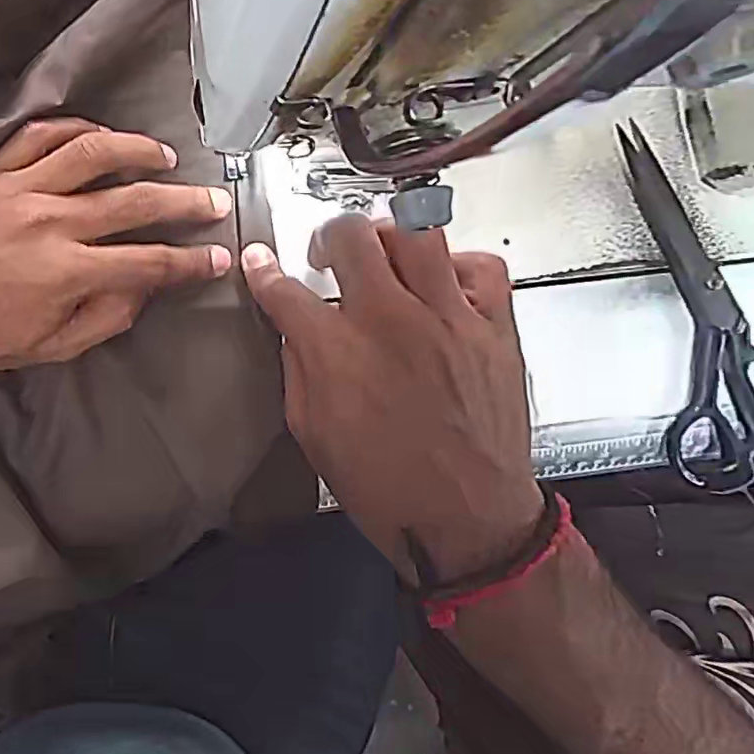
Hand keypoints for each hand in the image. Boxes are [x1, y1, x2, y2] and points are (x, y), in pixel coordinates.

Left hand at [0, 118, 232, 407]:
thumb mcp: (50, 348)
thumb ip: (105, 318)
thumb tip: (143, 289)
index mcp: (67, 272)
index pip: (149, 261)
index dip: (191, 261)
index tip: (218, 257)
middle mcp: (51, 222)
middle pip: (135, 201)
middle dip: (184, 202)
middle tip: (213, 202)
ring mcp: (20, 190)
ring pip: (93, 152)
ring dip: (137, 150)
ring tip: (165, 158)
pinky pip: (39, 136)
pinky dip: (75, 128)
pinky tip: (97, 135)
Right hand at [241, 217, 541, 582]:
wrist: (465, 520)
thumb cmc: (388, 487)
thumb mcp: (312, 433)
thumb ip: (298, 371)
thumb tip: (295, 333)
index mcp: (336, 353)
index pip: (284, 290)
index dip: (263, 271)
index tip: (260, 263)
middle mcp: (390, 323)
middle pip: (351, 238)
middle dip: (327, 236)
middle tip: (326, 252)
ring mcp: (447, 320)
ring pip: (415, 233)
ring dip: (387, 235)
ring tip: (381, 253)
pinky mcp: (493, 330)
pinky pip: (480, 265)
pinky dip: (456, 262)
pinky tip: (441, 280)